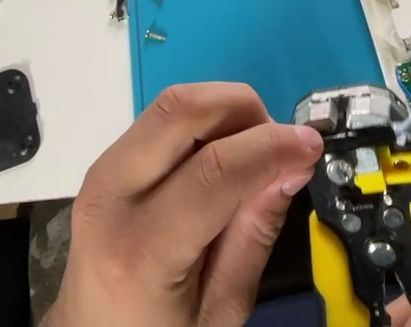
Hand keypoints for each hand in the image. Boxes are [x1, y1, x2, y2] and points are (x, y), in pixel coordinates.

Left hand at [41, 82, 323, 326]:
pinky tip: (225, 151)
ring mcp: (100, 172)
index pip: (212, 172)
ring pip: (169, 104)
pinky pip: (159, 119)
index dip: (270, 147)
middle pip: (179, 111)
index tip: (310, 143)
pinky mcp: (104, 161)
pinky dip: (203, 121)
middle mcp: (109, 197)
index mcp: (138, 252)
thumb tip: (292, 166)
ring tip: (254, 149)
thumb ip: (254, 234)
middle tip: (278, 140)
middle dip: (241, 108)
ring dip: (223, 110)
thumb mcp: (219, 311)